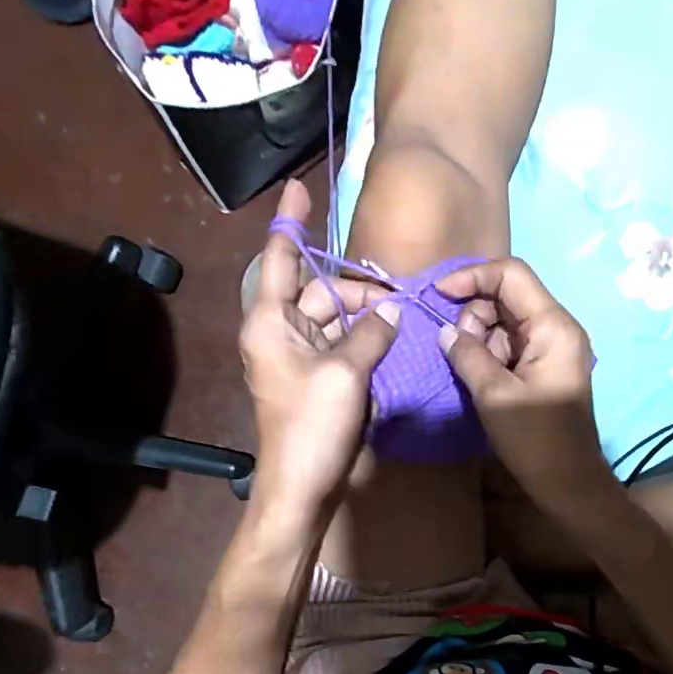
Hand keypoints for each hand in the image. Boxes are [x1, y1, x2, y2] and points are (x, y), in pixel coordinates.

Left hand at [240, 180, 401, 518]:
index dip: (291, 221)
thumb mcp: (346, 372)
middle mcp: (279, 332)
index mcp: (271, 321)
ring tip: (401, 318)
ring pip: (334, 319)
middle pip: (319, 291)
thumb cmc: (313, 426)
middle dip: (357, 289)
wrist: (301, 487)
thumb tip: (393, 309)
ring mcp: (297, 357)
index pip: (281, 257)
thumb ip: (371, 332)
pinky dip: (362, 341)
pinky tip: (389, 340)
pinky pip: (340, 345)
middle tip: (399, 297)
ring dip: (365, 317)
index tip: (299, 186)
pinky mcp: (314, 379)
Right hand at [433, 257, 618, 514]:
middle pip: (507, 295)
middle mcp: (555, 328)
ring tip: (468, 368)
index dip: (472, 276)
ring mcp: (549, 348)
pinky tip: (474, 373)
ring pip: (504, 320)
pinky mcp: (541, 367)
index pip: (511, 275)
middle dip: (473, 312)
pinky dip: (486, 351)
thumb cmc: (535, 438)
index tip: (438, 295)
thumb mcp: (494, 394)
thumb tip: (446, 330)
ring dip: (478, 335)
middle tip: (457, 348)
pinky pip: (508, 344)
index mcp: (553, 326)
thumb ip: (468, 354)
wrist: (568, 482)